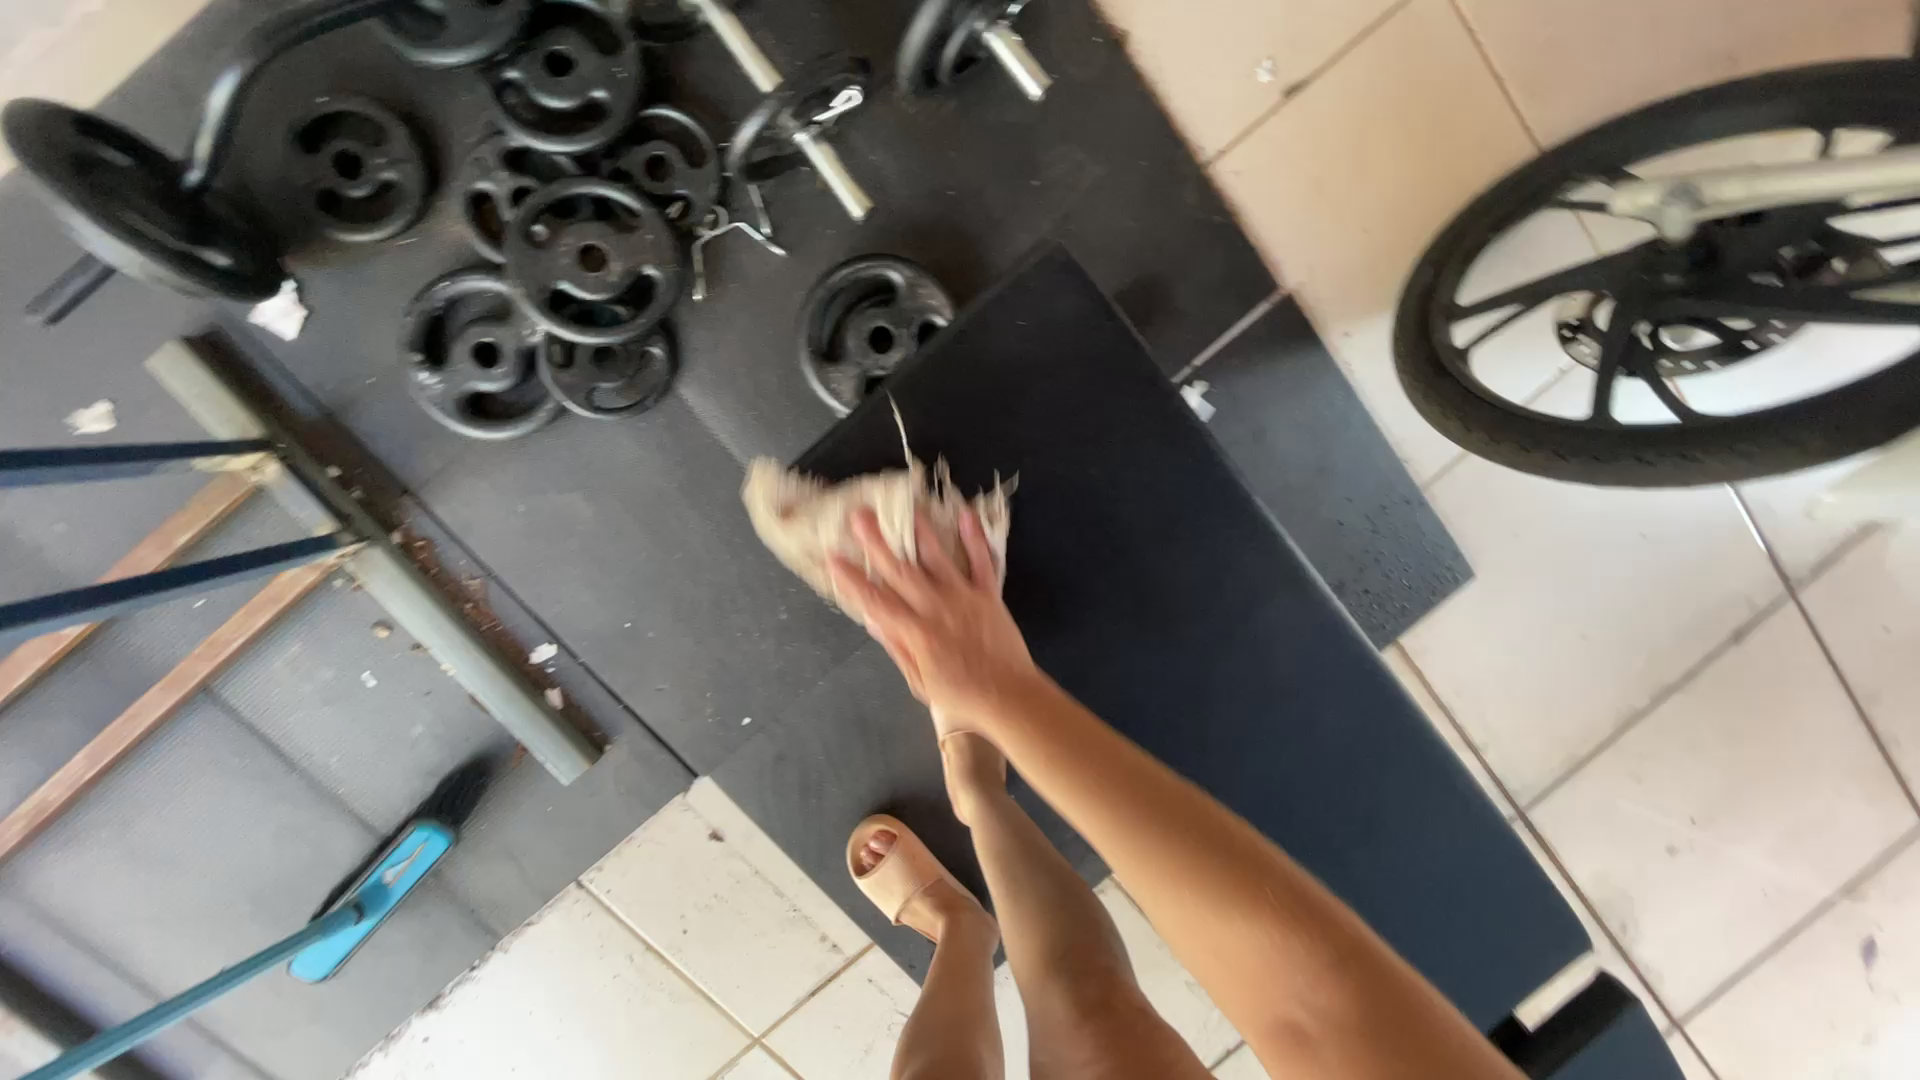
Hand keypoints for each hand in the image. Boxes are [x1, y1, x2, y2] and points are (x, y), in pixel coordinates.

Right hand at [830, 506, 1040, 730]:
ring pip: (938, 558)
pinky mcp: (988, 594)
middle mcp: (936, 608)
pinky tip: (966, 514)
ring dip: (922, 531)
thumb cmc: (962, 698)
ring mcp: (964, 597)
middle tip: (859, 516)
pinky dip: (974, 538)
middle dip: (877, 542)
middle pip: (901, 571)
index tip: (833, 557)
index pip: (876, 601)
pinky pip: (982, 562)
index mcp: (916, 633)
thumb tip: (873, 621)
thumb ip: (898, 649)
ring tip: (909, 507)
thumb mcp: (920, 683)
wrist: (1010, 696)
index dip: (852, 579)